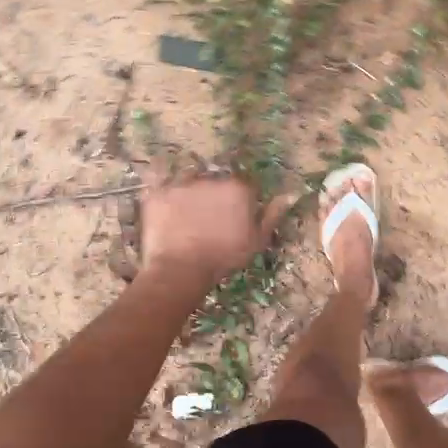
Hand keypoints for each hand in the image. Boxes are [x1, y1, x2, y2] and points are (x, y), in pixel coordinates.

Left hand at [138, 173, 295, 282]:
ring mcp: (183, 184)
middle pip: (216, 182)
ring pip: (190, 183)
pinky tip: (168, 217)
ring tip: (187, 220)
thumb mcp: (257, 240)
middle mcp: (212, 178)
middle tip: (209, 221)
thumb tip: (288, 195)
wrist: (181, 270)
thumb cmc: (225, 257)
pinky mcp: (158, 193)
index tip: (233, 220)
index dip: (239, 203)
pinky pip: (164, 189)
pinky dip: (167, 200)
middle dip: (214, 196)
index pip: (243, 187)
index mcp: (239, 188)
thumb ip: (271, 215)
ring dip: (192, 195)